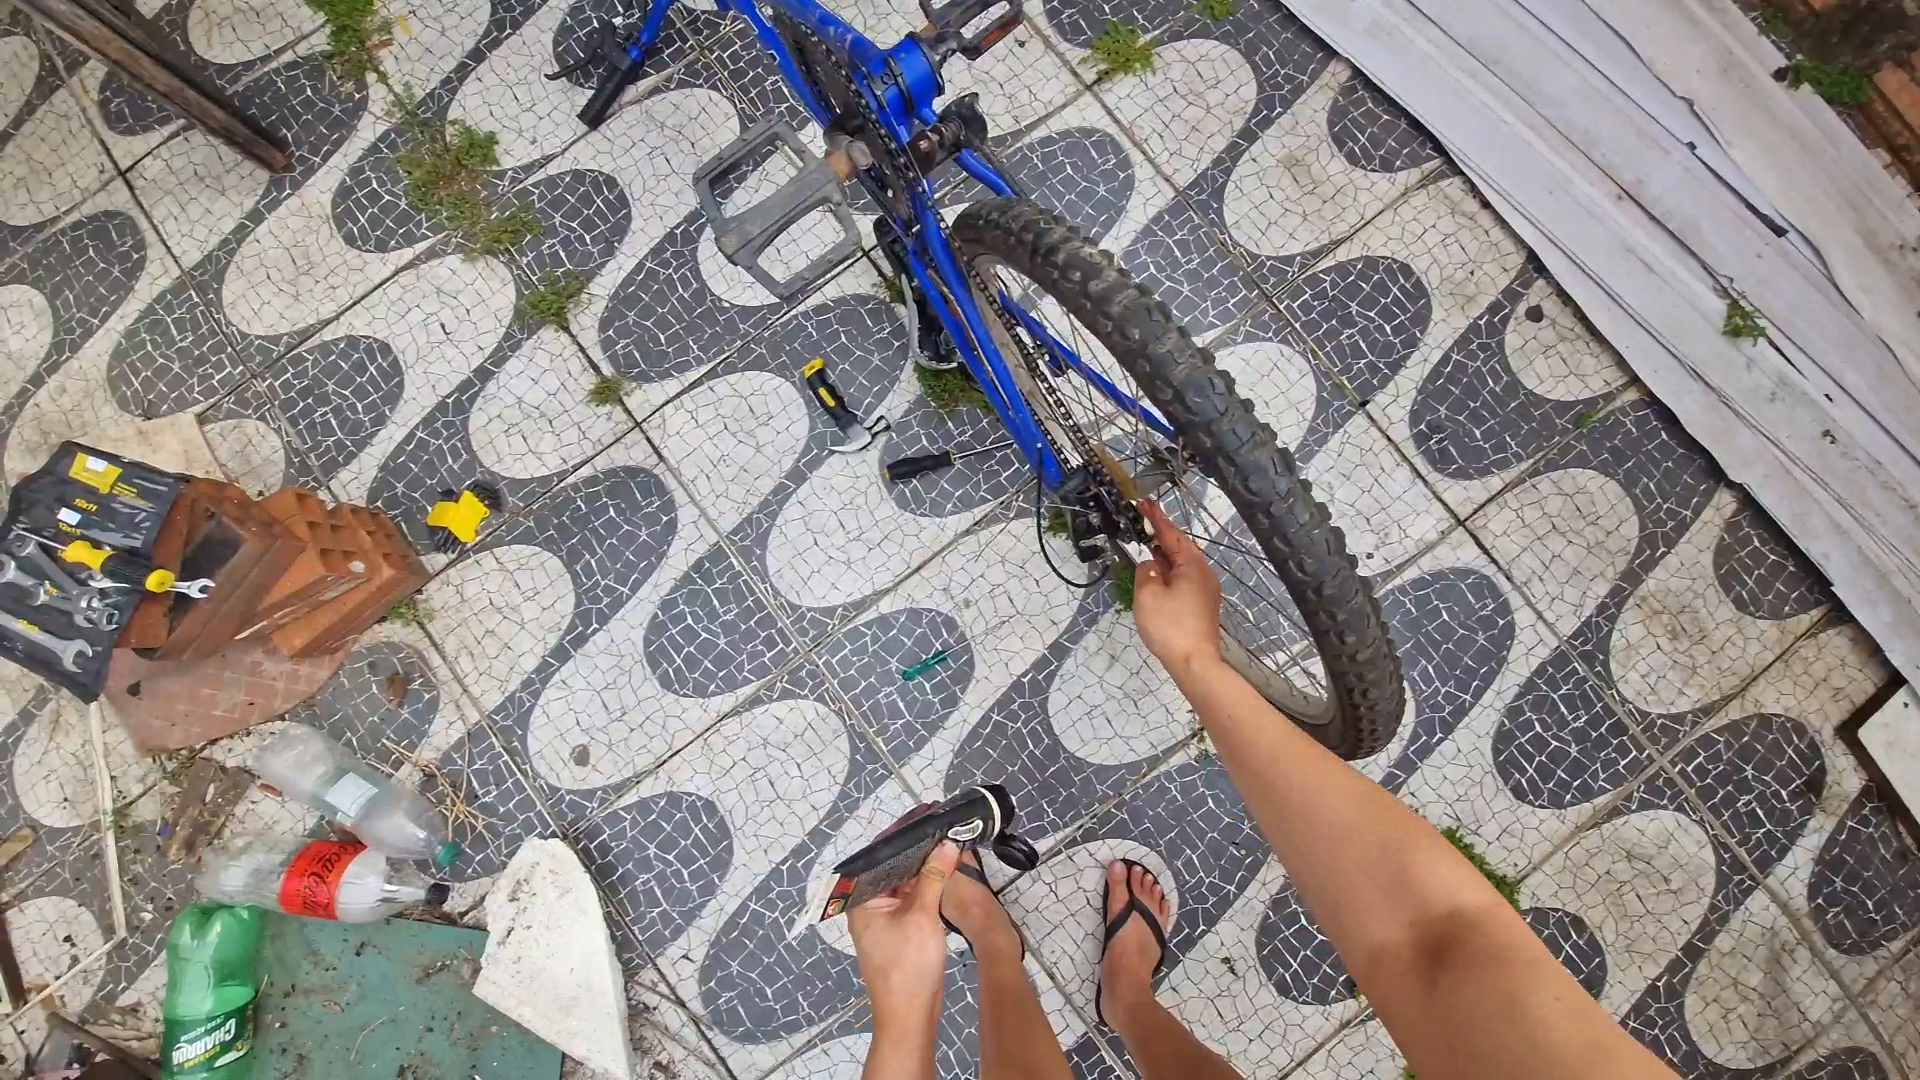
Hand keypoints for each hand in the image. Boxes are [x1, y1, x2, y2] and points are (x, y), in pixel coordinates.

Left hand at [848, 839, 958, 1034]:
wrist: (910, 1018)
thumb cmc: (908, 965)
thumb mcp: (922, 915)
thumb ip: (933, 876)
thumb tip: (947, 843)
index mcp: (862, 899)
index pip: (880, 854)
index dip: (902, 832)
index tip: (924, 812)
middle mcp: (869, 904)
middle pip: (893, 865)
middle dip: (917, 846)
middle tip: (941, 821)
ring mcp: (884, 917)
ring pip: (904, 880)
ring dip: (924, 864)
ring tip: (946, 838)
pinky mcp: (899, 928)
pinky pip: (912, 896)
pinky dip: (927, 883)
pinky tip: (944, 868)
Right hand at [1131, 500, 1222, 676]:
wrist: (1195, 662)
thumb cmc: (1169, 625)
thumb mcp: (1148, 594)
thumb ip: (1146, 572)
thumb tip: (1151, 565)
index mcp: (1191, 565)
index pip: (1171, 535)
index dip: (1157, 518)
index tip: (1146, 503)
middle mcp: (1203, 573)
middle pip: (1180, 548)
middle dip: (1162, 536)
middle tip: (1144, 523)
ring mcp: (1205, 590)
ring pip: (1182, 565)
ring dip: (1165, 555)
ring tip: (1147, 547)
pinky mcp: (1202, 605)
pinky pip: (1184, 579)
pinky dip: (1170, 572)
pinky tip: (1158, 575)